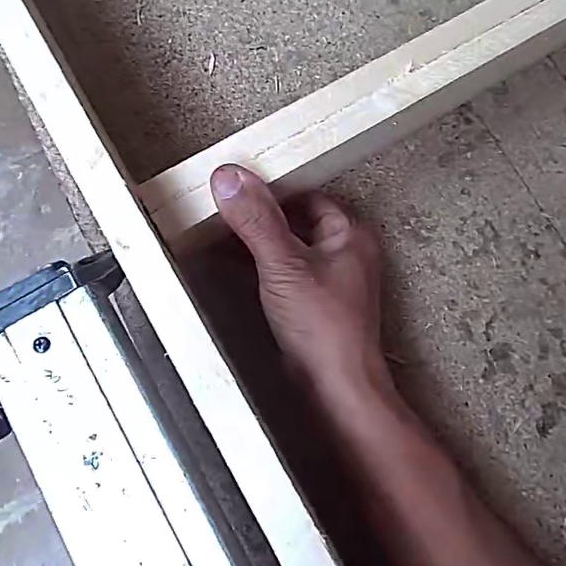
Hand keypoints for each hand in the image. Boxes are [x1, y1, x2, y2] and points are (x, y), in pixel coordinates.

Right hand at [210, 164, 389, 399]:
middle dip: (257, 216)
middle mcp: (343, 253)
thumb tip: (233, 180)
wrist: (334, 385)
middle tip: (222, 207)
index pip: (306, 194)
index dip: (272, 189)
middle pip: (293, 220)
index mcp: (349, 234)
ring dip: (253, 242)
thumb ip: (257, 221)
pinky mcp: (311, 303)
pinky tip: (229, 264)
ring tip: (216, 232)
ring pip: (284, 247)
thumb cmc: (328, 330)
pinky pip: (280, 273)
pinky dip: (255, 266)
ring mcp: (327, 279)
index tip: (237, 184)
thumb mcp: (284, 265)